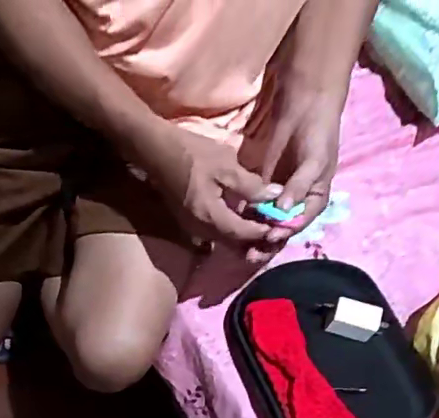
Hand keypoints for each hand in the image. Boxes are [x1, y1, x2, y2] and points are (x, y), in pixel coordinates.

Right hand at [140, 124, 277, 246]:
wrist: (157, 152)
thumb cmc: (191, 154)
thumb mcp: (226, 165)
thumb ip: (251, 185)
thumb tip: (275, 197)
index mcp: (211, 217)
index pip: (243, 233)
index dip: (263, 231)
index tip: (281, 224)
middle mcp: (202, 231)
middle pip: (234, 244)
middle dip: (255, 239)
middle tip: (275, 228)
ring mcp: (194, 229)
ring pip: (225, 240)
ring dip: (244, 236)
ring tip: (263, 223)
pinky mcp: (191, 224)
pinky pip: (216, 233)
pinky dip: (232, 229)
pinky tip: (244, 217)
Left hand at [240, 83, 343, 262]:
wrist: (305, 108)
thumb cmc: (318, 135)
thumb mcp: (314, 161)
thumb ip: (299, 186)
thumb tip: (283, 210)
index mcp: (313, 203)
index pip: (298, 225)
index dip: (284, 233)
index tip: (270, 236)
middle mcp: (296, 207)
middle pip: (281, 232)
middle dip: (266, 245)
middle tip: (251, 255)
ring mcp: (278, 200)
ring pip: (265, 225)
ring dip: (254, 238)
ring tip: (240, 250)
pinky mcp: (263, 191)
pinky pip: (254, 211)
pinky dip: (245, 222)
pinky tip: (234, 231)